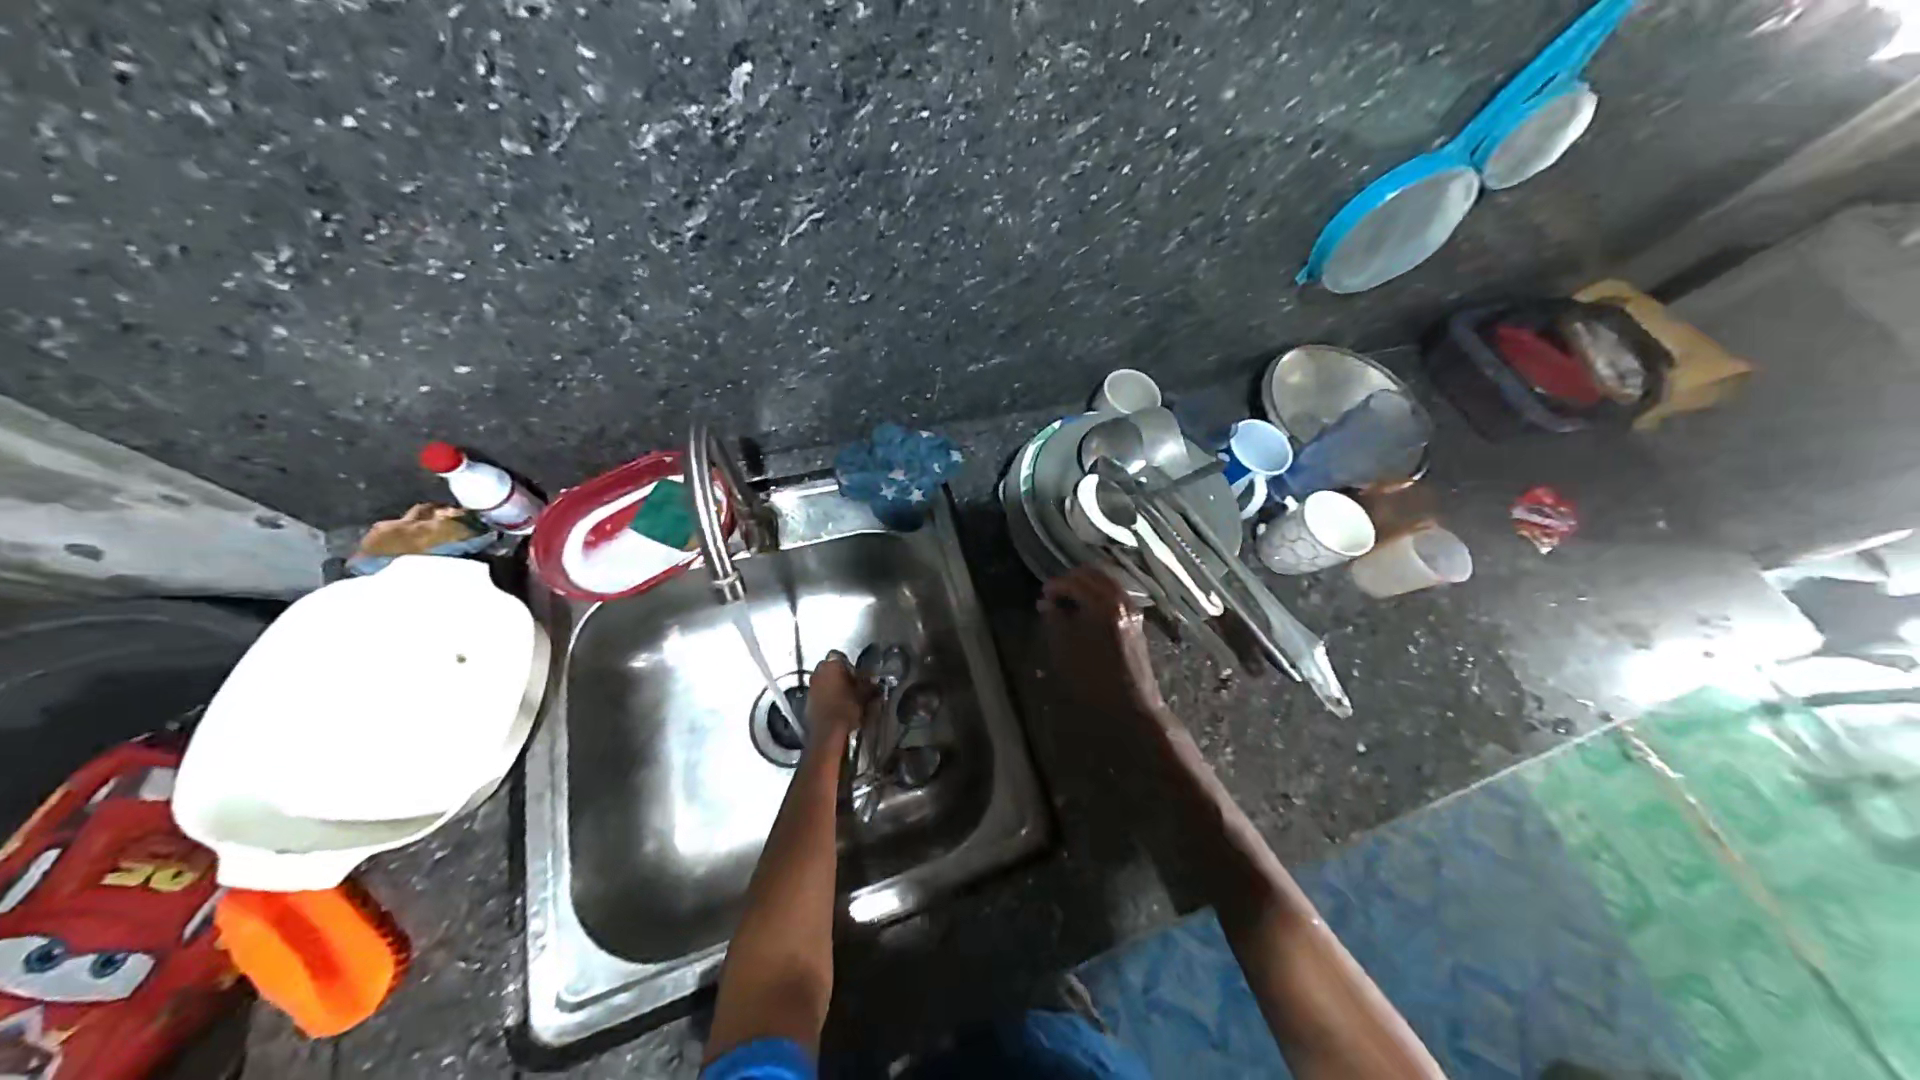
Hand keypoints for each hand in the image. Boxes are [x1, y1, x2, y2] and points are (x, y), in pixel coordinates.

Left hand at [804, 650, 872, 743]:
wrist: (828, 732)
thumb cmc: (847, 708)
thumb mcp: (864, 695)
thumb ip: (869, 685)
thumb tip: (874, 682)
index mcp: (831, 665)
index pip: (839, 656)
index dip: (849, 665)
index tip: (856, 675)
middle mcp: (817, 672)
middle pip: (829, 668)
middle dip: (838, 674)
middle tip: (851, 685)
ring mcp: (810, 686)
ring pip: (823, 680)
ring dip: (831, 685)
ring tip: (843, 697)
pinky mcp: (807, 700)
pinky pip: (818, 693)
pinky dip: (825, 696)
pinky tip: (834, 706)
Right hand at [1039, 567, 1169, 719]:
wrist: (1132, 706)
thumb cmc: (1093, 679)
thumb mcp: (1064, 648)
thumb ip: (1054, 620)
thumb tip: (1047, 603)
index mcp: (1102, 603)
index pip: (1075, 581)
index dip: (1055, 585)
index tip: (1042, 596)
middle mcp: (1120, 600)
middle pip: (1095, 575)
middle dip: (1072, 580)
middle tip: (1054, 595)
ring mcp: (1131, 610)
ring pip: (1107, 584)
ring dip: (1087, 586)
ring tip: (1068, 603)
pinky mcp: (1136, 622)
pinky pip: (1115, 596)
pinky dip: (1099, 596)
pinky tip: (1086, 613)